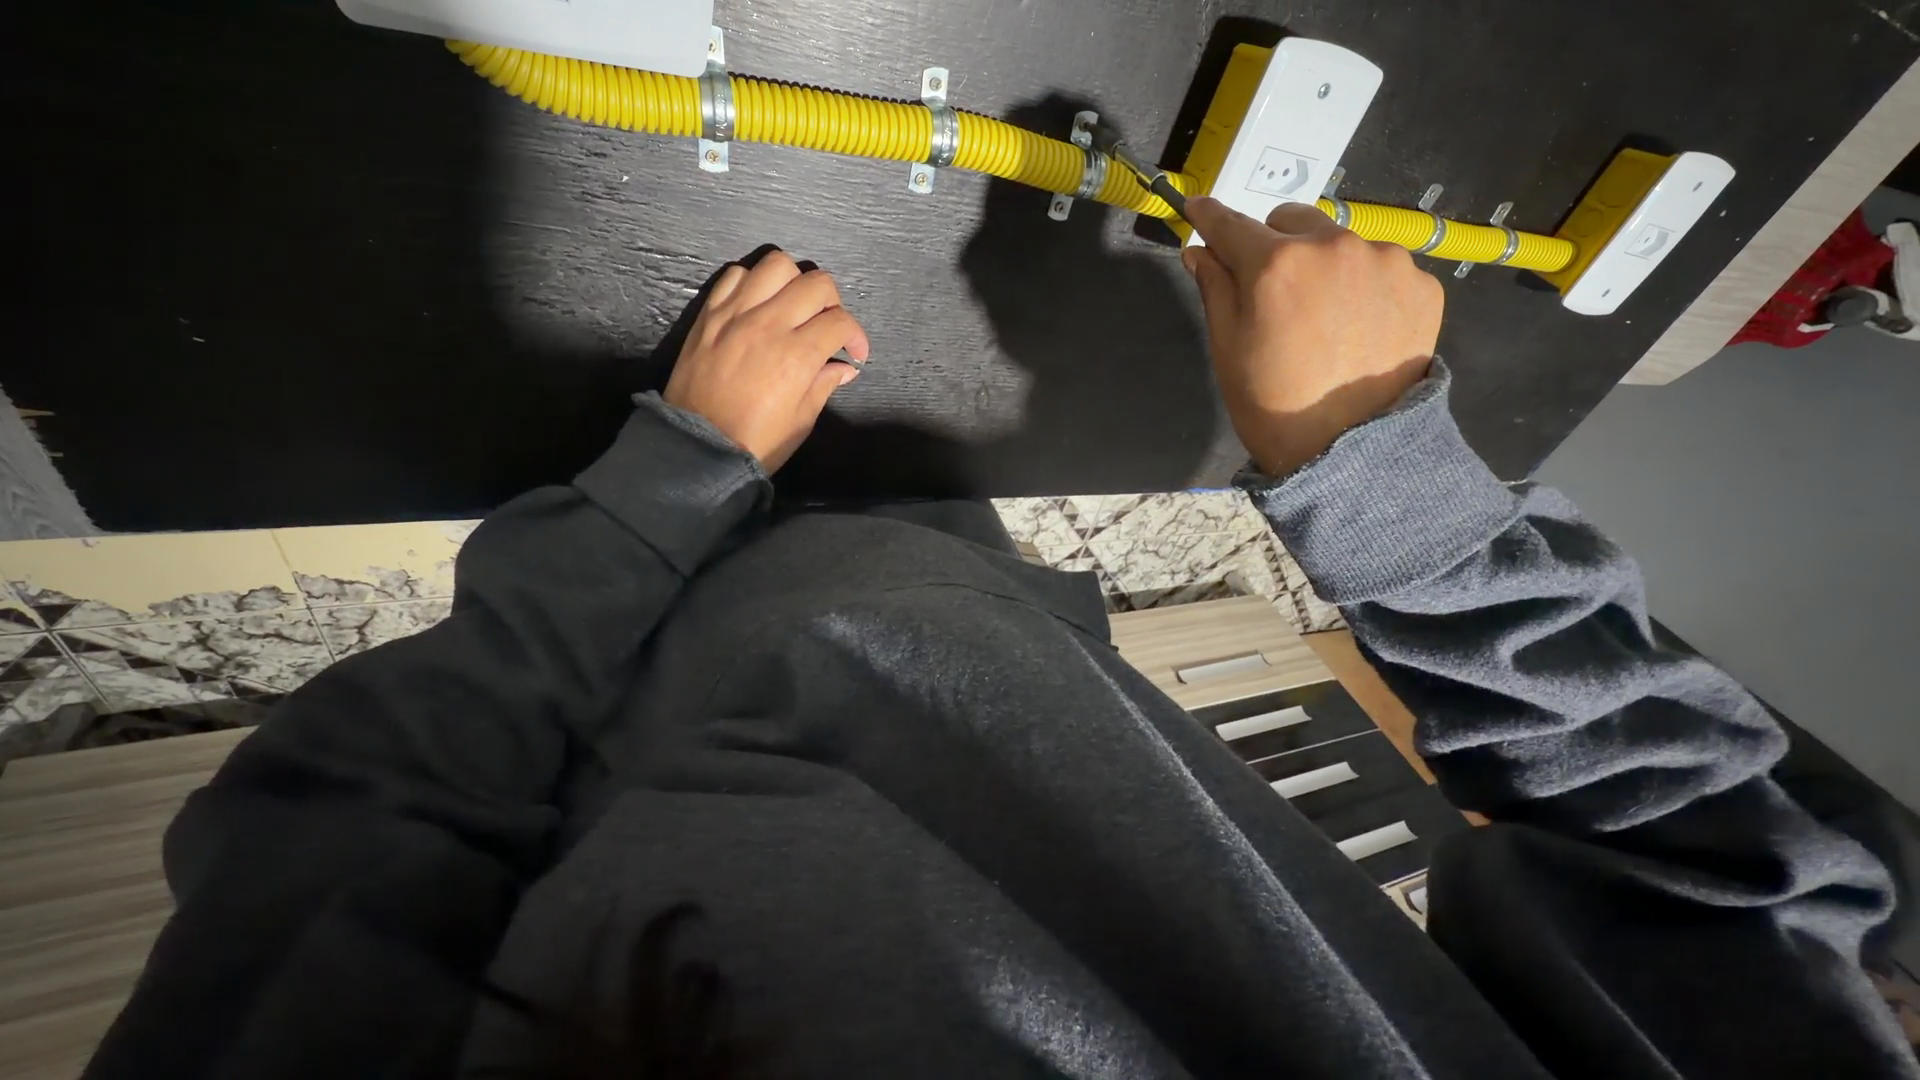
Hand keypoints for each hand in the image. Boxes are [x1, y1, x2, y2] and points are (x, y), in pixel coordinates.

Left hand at [664, 251, 870, 471]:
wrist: (696, 447)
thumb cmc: (756, 441)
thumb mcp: (801, 421)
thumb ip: (824, 384)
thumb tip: (844, 367)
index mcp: (798, 354)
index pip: (840, 322)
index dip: (856, 336)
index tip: (855, 354)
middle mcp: (770, 323)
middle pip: (816, 283)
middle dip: (833, 303)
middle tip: (828, 327)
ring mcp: (736, 313)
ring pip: (777, 265)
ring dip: (795, 281)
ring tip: (793, 306)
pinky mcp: (710, 312)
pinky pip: (737, 274)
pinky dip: (755, 283)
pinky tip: (759, 305)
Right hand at [1182, 197, 1443, 474]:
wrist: (1352, 450)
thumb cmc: (1272, 404)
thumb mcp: (1227, 348)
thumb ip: (1215, 287)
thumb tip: (1200, 250)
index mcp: (1277, 263)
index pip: (1232, 224)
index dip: (1209, 217)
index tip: (1196, 208)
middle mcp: (1334, 244)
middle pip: (1292, 221)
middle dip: (1275, 245)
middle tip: (1274, 293)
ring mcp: (1386, 260)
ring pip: (1340, 242)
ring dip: (1324, 264)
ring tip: (1325, 318)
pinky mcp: (1422, 282)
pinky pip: (1381, 268)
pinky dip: (1364, 287)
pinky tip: (1359, 329)